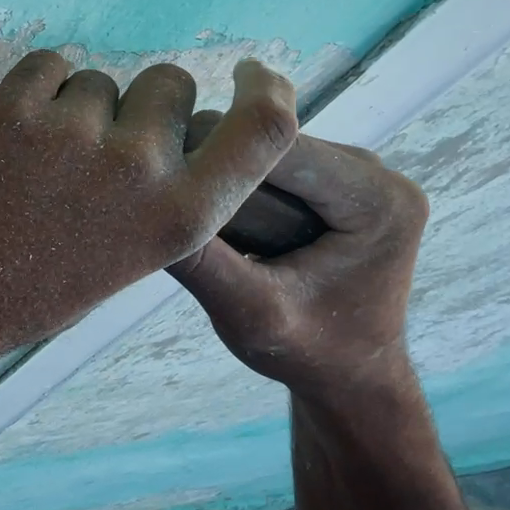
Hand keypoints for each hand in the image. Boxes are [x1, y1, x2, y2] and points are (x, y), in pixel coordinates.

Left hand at [0, 54, 299, 367]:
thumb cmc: (39, 284)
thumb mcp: (136, 253)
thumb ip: (164, 194)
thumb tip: (166, 131)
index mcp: (184, 215)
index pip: (266, 128)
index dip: (266, 91)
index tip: (251, 75)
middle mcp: (140, 166)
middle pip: (168, 83)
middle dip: (138, 101)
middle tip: (97, 136)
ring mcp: (73, 134)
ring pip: (96, 78)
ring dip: (75, 103)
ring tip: (39, 154)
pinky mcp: (14, 111)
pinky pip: (46, 62)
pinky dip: (35, 84)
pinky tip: (16, 124)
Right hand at [169, 119, 429, 395]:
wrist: (347, 375)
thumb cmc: (307, 351)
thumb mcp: (247, 314)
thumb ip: (200, 261)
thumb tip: (135, 206)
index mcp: (374, 196)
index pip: (266, 140)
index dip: (205, 158)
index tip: (156, 191)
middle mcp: (367, 167)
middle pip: (250, 134)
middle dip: (204, 169)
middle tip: (173, 215)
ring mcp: (340, 165)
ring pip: (239, 138)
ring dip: (203, 172)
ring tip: (186, 220)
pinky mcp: (314, 172)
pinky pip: (242, 152)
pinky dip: (213, 177)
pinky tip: (200, 214)